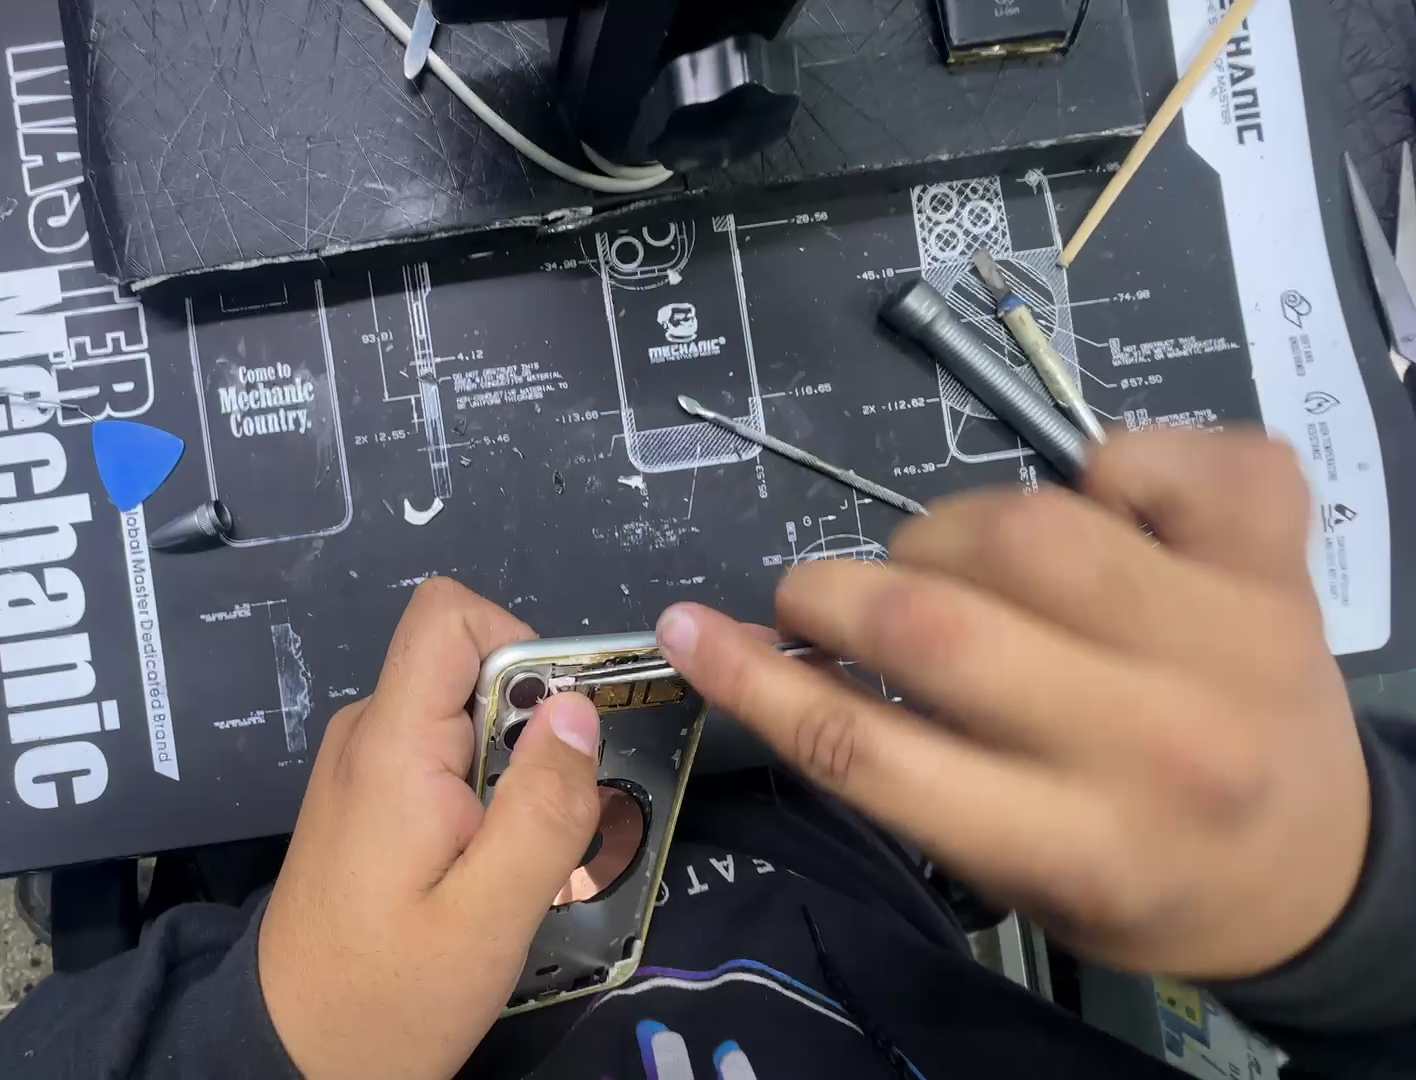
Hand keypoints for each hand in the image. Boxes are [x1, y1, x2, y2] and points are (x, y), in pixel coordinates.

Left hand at [259, 578, 604, 1079]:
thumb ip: (543, 807)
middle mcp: (369, 727)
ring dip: (509, 762)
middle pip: (465, 663)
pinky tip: (480, 855)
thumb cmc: (387, 997)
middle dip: (526, 722)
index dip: (514, 640)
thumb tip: (577, 707)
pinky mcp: (367, 784)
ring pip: (461, 709)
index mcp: (391, 741)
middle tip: (542, 813)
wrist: (292, 1051)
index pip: (447, 614)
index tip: (551, 721)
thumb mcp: (489, 918)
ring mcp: (363, 754)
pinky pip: (439, 746)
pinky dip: (480, 783)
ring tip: (512, 849)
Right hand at [657, 430, 1367, 978]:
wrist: (1311, 874)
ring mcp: (1230, 644)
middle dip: (828, 596)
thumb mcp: (980, 853)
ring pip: (1024, 530)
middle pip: (929, 629)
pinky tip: (1094, 506)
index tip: (684, 628)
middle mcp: (1151, 745)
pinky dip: (1117, 462)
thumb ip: (868, 750)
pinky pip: (1192, 467)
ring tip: (943, 563)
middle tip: (817, 604)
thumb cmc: (1115, 871)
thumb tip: (756, 648)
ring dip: (938, 533)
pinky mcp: (1283, 571)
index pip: (862, 750)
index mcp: (1064, 842)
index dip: (749, 679)